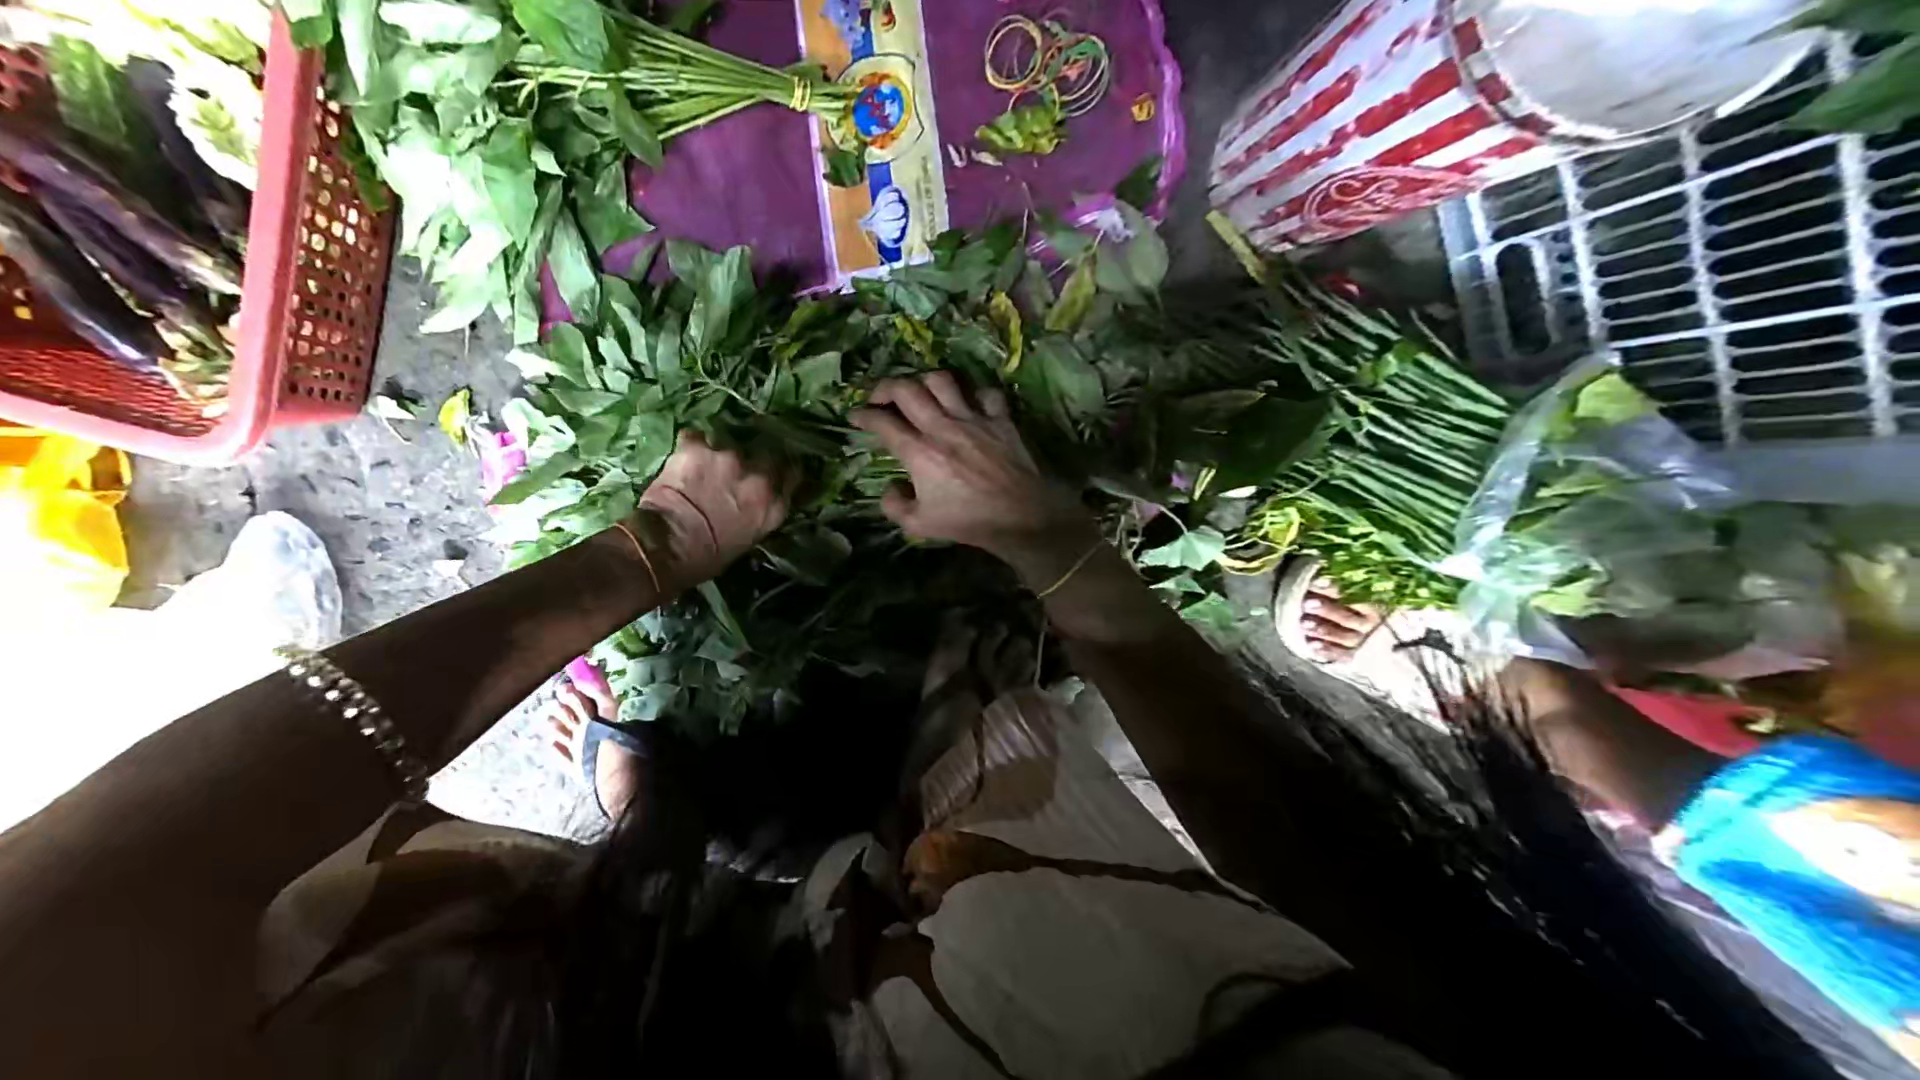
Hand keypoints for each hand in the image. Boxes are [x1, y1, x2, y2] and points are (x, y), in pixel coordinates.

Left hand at [627, 430, 787, 595]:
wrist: (666, 548)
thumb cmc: (706, 557)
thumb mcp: (749, 538)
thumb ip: (760, 511)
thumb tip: (755, 500)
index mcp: (774, 505)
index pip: (793, 474)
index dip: (783, 469)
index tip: (776, 469)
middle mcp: (759, 477)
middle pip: (767, 452)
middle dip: (755, 455)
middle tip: (737, 465)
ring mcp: (729, 459)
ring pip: (729, 442)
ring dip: (719, 452)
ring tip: (704, 464)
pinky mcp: (698, 448)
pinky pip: (695, 438)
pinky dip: (690, 445)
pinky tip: (683, 457)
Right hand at [849, 372, 1098, 580]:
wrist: (1023, 515)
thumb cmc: (970, 522)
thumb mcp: (920, 525)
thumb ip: (894, 506)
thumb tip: (890, 487)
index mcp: (919, 452)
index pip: (882, 421)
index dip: (863, 415)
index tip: (855, 416)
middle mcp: (942, 426)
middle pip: (906, 388)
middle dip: (885, 387)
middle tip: (880, 397)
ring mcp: (974, 418)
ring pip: (942, 380)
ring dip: (924, 381)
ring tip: (920, 393)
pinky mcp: (1001, 418)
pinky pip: (986, 392)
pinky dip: (974, 394)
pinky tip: (969, 404)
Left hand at [1302, 575, 1384, 662]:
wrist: (1392, 640)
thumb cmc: (1366, 603)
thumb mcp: (1366, 591)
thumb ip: (1351, 584)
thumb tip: (1323, 568)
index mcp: (1379, 604)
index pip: (1357, 596)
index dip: (1335, 589)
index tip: (1316, 581)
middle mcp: (1375, 625)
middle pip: (1349, 617)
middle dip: (1327, 610)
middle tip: (1307, 603)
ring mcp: (1366, 642)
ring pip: (1345, 637)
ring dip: (1323, 630)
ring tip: (1304, 622)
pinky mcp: (1357, 656)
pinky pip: (1343, 655)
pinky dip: (1328, 651)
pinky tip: (1311, 644)